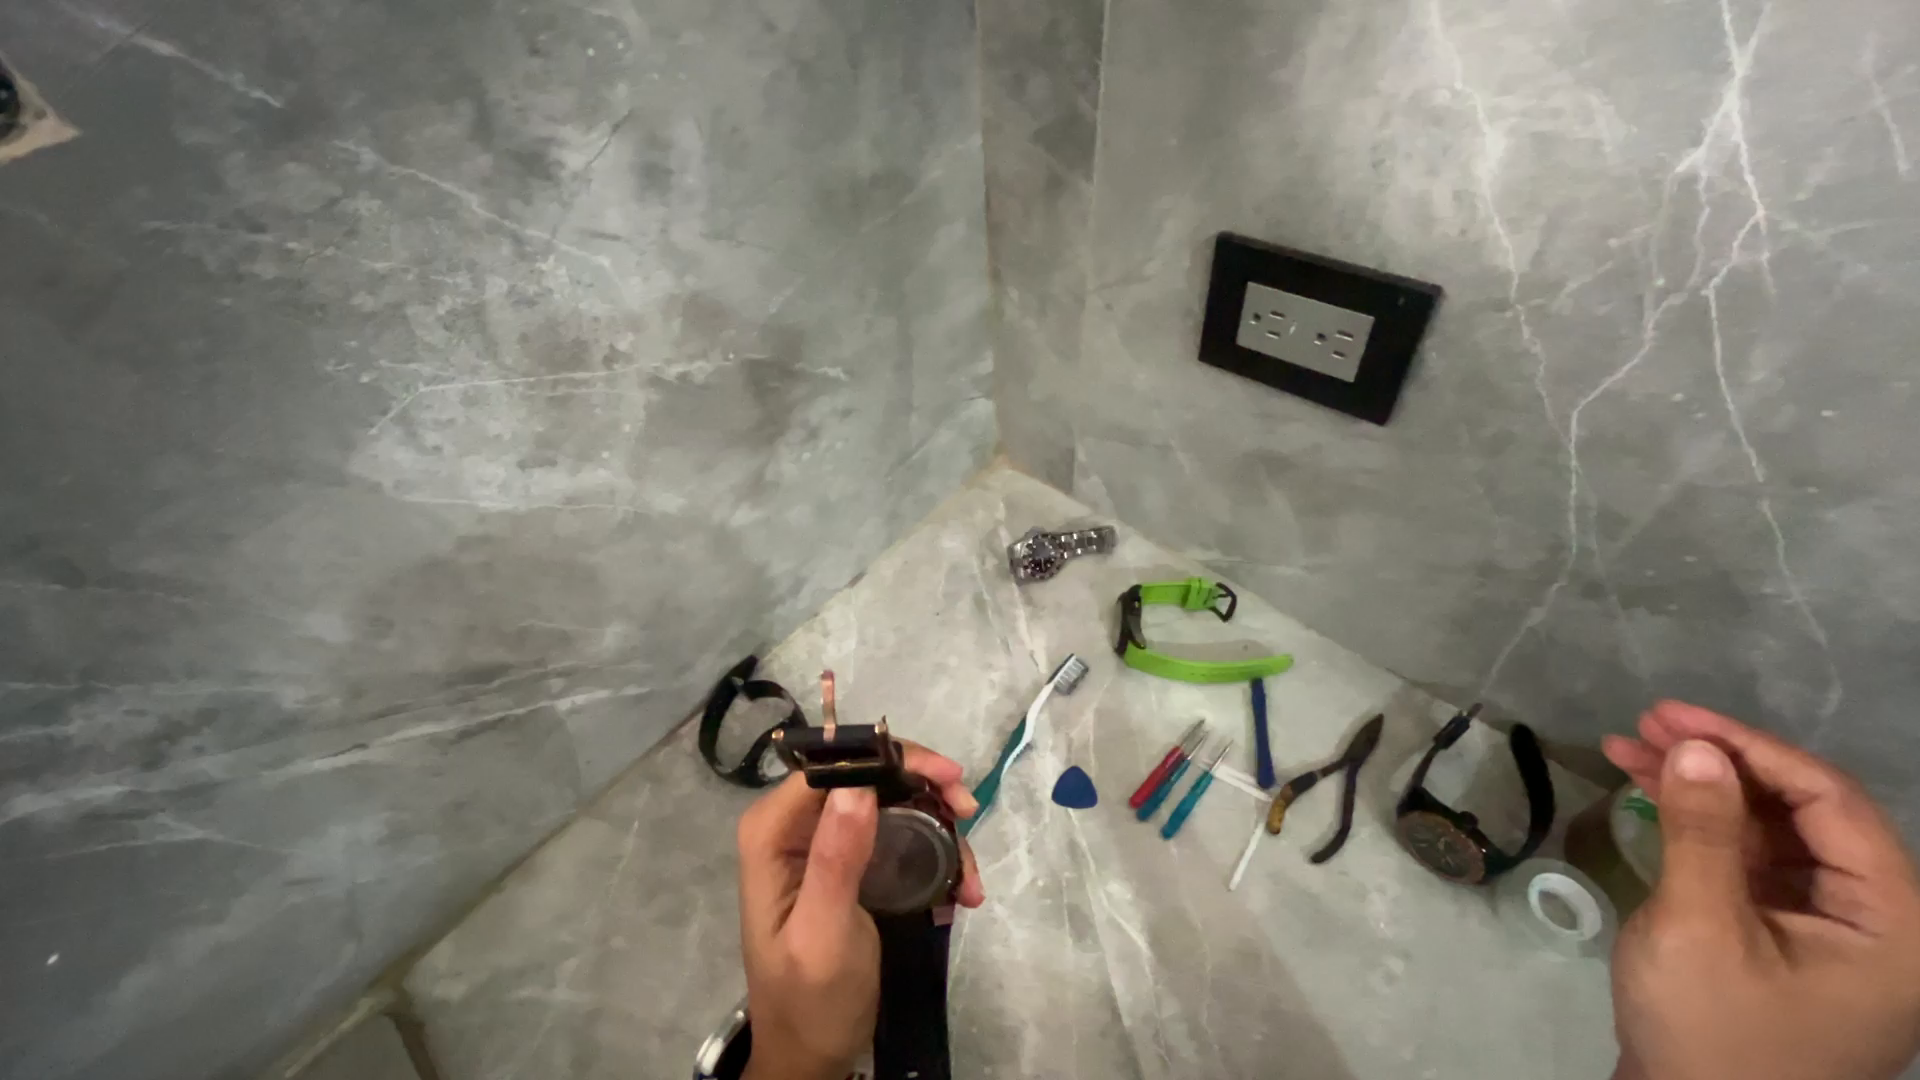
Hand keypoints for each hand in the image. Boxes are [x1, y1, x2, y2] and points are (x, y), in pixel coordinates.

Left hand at [735, 741, 983, 1079]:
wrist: (813, 1055)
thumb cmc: (809, 1001)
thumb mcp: (823, 936)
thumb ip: (835, 860)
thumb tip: (858, 785)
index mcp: (774, 830)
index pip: (833, 764)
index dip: (892, 757)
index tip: (947, 778)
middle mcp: (798, 823)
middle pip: (870, 773)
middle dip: (926, 787)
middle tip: (970, 811)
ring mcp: (827, 838)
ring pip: (893, 798)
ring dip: (940, 825)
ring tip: (972, 876)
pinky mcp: (853, 858)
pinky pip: (901, 830)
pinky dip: (937, 851)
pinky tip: (961, 890)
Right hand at [1602, 701, 1919, 1079]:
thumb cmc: (1711, 1025)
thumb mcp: (1700, 925)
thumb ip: (1701, 832)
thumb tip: (1693, 747)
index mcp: (1895, 924)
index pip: (1833, 804)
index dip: (1752, 748)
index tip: (1670, 717)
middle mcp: (1876, 919)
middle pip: (1802, 811)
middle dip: (1719, 760)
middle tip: (1642, 724)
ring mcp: (1824, 926)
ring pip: (1767, 827)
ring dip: (1698, 784)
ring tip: (1625, 747)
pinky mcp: (1776, 930)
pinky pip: (1744, 856)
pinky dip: (1694, 820)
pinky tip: (1647, 792)